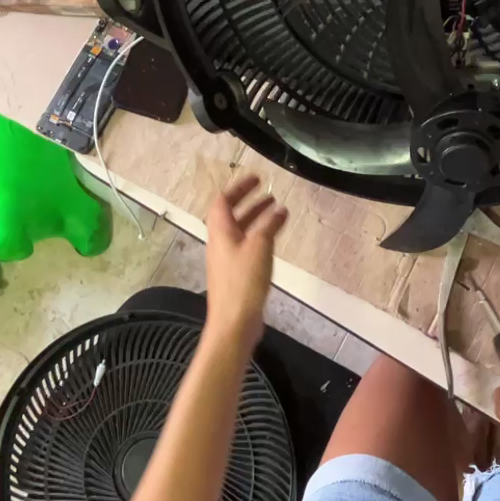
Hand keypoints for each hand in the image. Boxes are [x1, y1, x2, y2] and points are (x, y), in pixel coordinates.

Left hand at [203, 174, 287, 353]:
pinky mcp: (236, 274)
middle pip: (230, 214)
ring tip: (276, 211)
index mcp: (220, 232)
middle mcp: (220, 243)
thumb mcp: (259, 246)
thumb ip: (269, 225)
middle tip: (267, 191)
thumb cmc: (243, 282)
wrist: (234, 322)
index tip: (256, 178)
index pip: (222, 201)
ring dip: (256, 218)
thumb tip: (279, 209)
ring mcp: (227, 260)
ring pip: (240, 230)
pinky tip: (273, 239)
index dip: (238, 187)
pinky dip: (259, 236)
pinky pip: (247, 246)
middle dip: (248, 200)